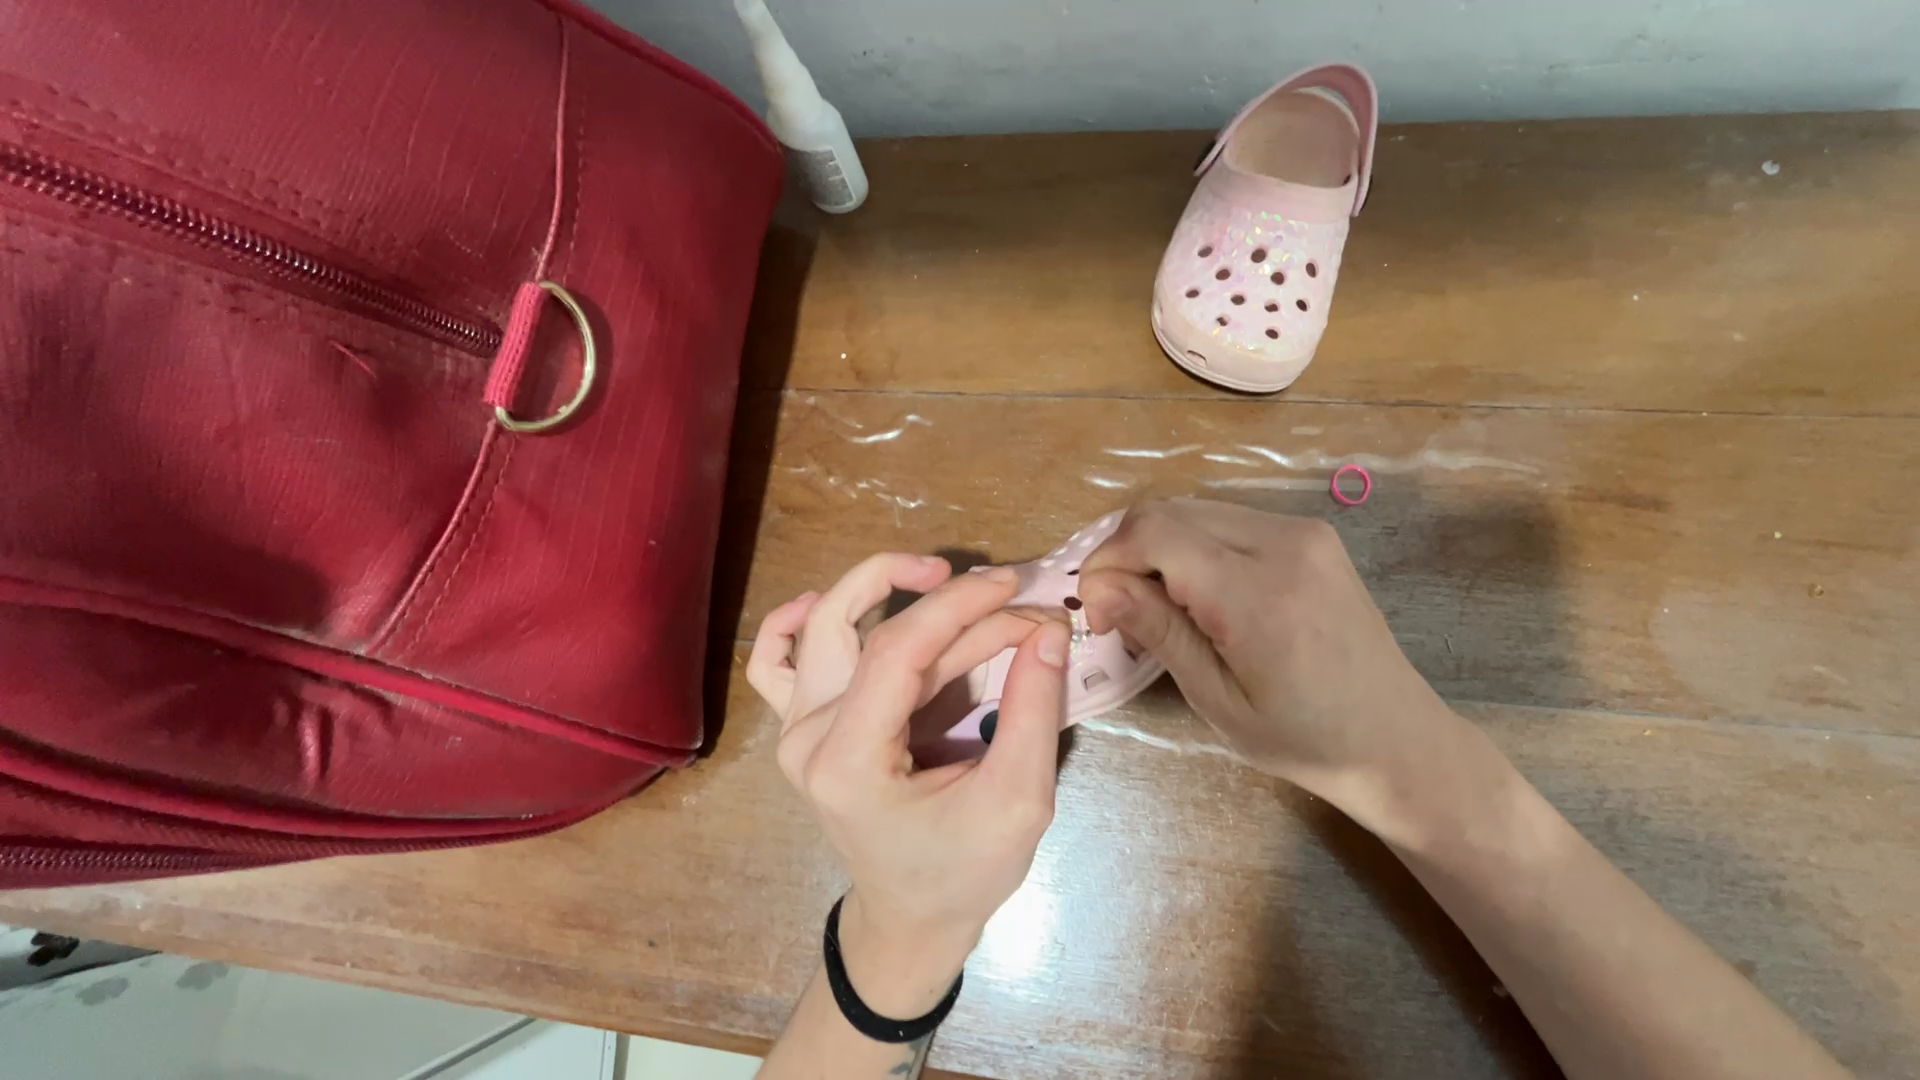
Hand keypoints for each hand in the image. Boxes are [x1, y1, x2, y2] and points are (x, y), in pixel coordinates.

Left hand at [747, 557, 1069, 1013]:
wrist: (912, 916)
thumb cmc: (964, 871)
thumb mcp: (1019, 801)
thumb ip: (1034, 712)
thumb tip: (1047, 631)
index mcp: (849, 762)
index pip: (897, 650)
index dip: (958, 606)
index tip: (1015, 586)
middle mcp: (807, 738)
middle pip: (848, 626)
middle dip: (924, 588)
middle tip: (991, 580)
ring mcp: (795, 731)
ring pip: (818, 630)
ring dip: (877, 590)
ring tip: (942, 577)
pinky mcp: (802, 727)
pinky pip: (775, 663)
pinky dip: (791, 625)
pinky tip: (823, 601)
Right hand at [1077, 500, 1458, 822]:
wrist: (1397, 738)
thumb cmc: (1303, 739)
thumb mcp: (1217, 700)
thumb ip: (1159, 631)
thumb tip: (1097, 588)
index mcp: (1260, 594)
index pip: (1155, 534)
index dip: (1108, 561)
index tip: (1098, 611)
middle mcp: (1284, 542)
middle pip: (1168, 512)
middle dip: (1126, 554)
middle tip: (1120, 613)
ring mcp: (1302, 531)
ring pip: (1192, 510)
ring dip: (1156, 548)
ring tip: (1155, 605)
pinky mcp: (1309, 534)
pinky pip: (1224, 520)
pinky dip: (1190, 546)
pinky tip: (1195, 592)